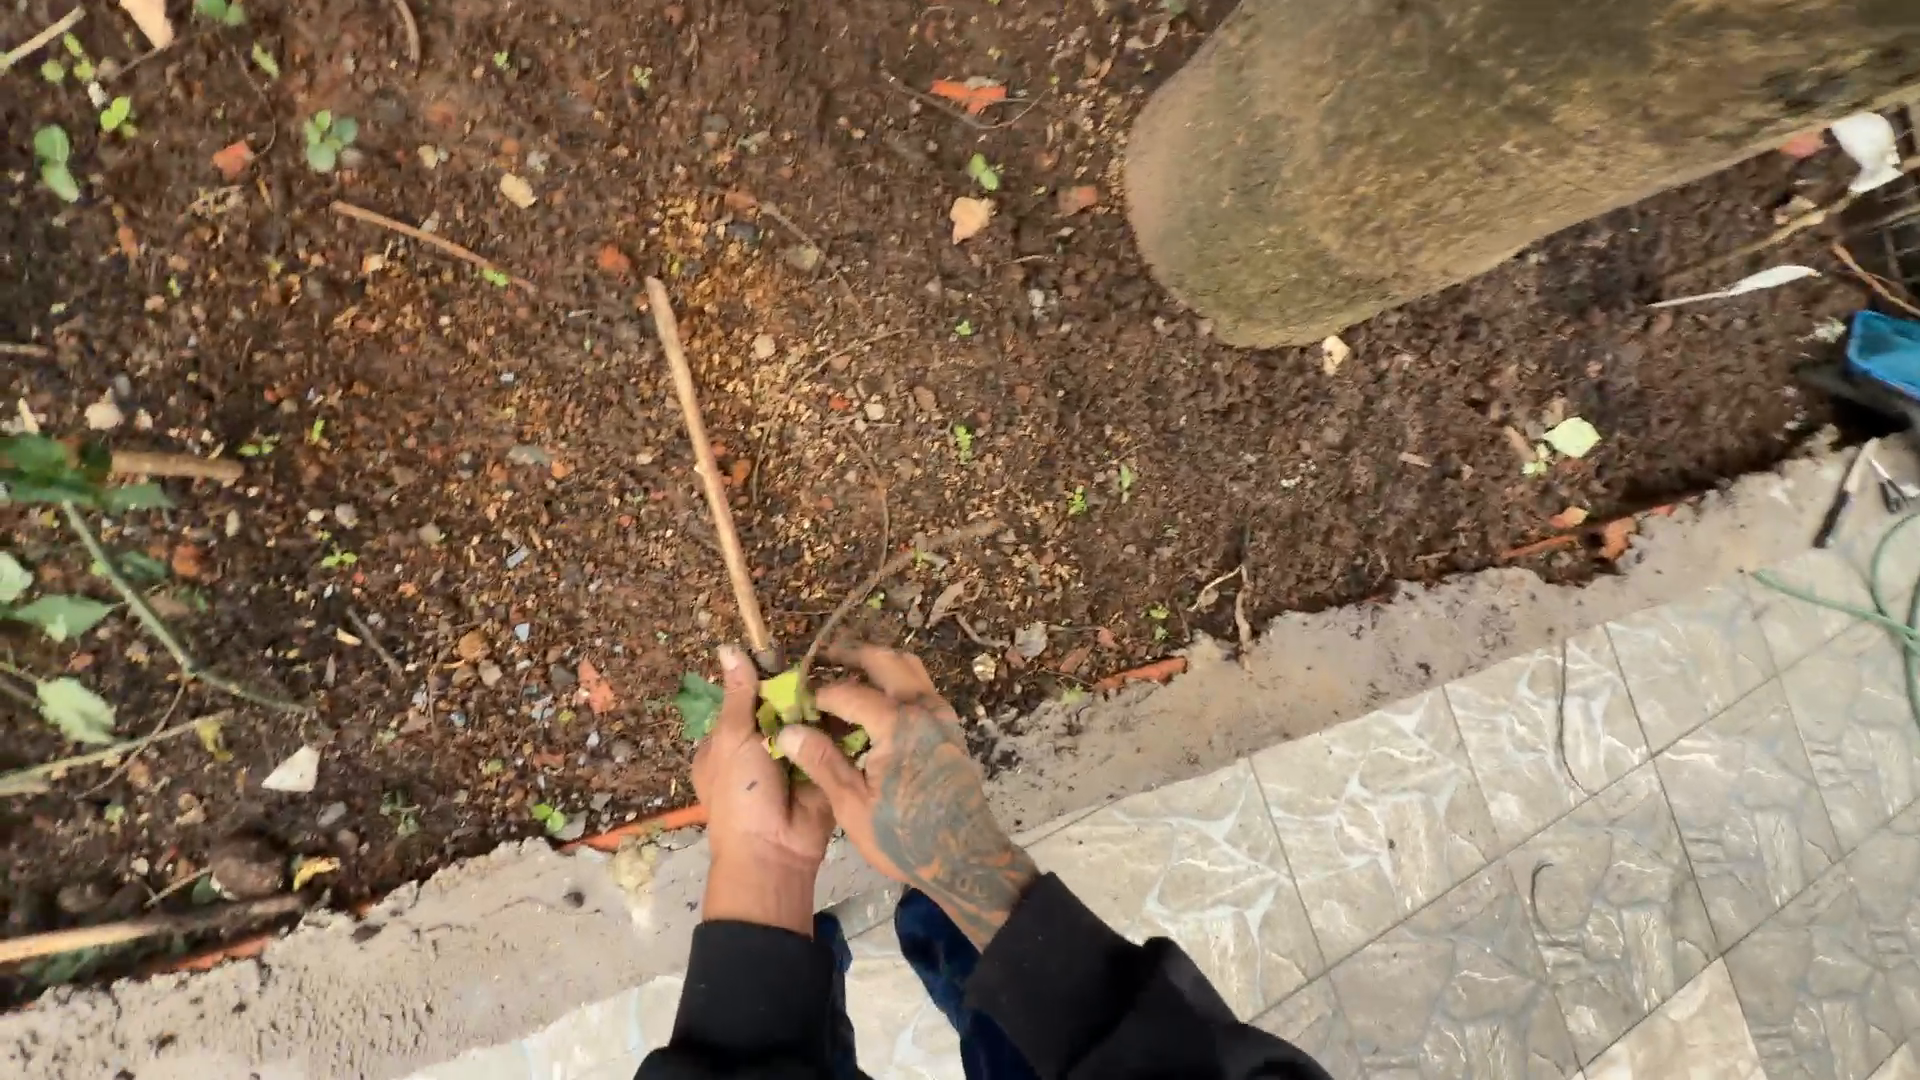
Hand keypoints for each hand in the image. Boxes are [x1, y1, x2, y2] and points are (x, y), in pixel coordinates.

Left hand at [693, 645, 836, 935]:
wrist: (775, 850)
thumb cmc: (740, 794)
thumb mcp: (732, 740)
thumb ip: (739, 696)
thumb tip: (728, 648)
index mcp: (728, 742)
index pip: (748, 698)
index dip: (766, 677)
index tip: (787, 652)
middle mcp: (762, 746)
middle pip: (783, 706)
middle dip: (800, 690)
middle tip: (825, 659)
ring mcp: (795, 757)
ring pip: (811, 719)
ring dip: (825, 703)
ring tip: (847, 673)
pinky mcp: (825, 766)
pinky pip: (834, 739)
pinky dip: (844, 723)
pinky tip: (860, 698)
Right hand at [775, 646, 1037, 948]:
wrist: (965, 855)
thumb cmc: (904, 836)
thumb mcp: (853, 805)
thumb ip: (821, 761)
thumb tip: (788, 731)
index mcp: (899, 723)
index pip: (849, 692)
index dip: (819, 693)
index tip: (797, 700)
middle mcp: (924, 708)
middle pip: (885, 661)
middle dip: (851, 656)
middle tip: (823, 660)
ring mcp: (942, 714)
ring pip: (909, 668)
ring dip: (878, 664)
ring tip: (847, 674)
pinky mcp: (950, 726)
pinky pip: (920, 687)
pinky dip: (896, 681)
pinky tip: (875, 701)